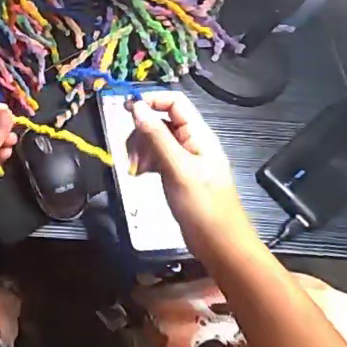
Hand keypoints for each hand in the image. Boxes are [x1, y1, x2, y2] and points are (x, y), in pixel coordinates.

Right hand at [126, 94, 249, 250]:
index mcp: (198, 134)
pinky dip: (145, 162)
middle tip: (130, 154)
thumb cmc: (203, 206)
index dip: (150, 101)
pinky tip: (140, 175)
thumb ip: (156, 136)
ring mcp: (185, 158)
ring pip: (155, 139)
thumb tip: (137, 107)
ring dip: (140, 150)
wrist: (220, 245)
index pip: (174, 102)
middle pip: (160, 120)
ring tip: (136, 170)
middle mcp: (192, 141)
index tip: (126, 111)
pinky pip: (156, 157)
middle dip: (141, 132)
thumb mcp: (177, 168)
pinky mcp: (178, 173)